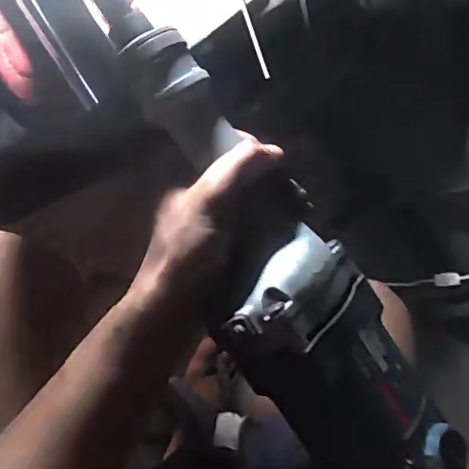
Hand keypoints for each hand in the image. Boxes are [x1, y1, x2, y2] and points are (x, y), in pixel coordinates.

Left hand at [129, 134, 283, 317]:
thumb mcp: (207, 203)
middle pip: (247, 182)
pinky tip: (290, 239)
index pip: (229, 154)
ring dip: (279, 209)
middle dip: (276, 185)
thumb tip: (273, 151)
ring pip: (254, 209)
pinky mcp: (226, 260)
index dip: (258, 154)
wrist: (167, 318)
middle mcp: (204, 206)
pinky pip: (256, 236)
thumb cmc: (185, 256)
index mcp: (193, 187)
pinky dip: (275, 233)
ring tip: (301, 218)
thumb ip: (235, 171)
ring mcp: (215, 234)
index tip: (282, 167)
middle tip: (300, 200)